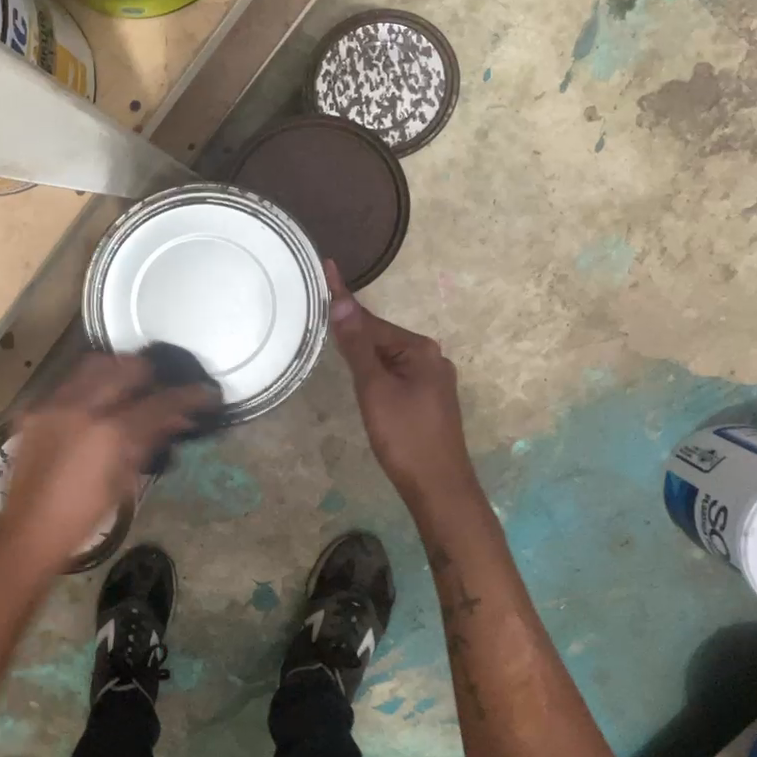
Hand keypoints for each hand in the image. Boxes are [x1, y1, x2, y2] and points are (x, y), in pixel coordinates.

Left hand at [0, 353, 218, 573]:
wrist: (28, 531)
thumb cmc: (81, 517)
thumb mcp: (123, 482)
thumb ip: (148, 443)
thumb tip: (176, 421)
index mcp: (109, 433)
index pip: (159, 403)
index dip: (189, 397)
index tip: (206, 394)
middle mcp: (81, 408)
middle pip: (127, 368)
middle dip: (152, 375)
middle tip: (163, 388)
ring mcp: (54, 405)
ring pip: (95, 365)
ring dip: (119, 370)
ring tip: (131, 386)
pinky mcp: (36, 409)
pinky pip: (69, 382)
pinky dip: (90, 384)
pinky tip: (98, 400)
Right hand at [325, 260, 470, 495]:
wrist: (439, 488)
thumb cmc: (405, 437)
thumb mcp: (374, 389)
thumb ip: (357, 346)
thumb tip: (342, 303)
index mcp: (419, 350)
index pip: (371, 320)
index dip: (344, 299)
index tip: (327, 268)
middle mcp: (430, 358)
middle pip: (380, 336)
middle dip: (351, 325)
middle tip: (317, 307)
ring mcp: (431, 380)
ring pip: (386, 356)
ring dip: (360, 348)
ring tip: (330, 336)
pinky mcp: (427, 400)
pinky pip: (393, 373)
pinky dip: (372, 368)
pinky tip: (358, 372)